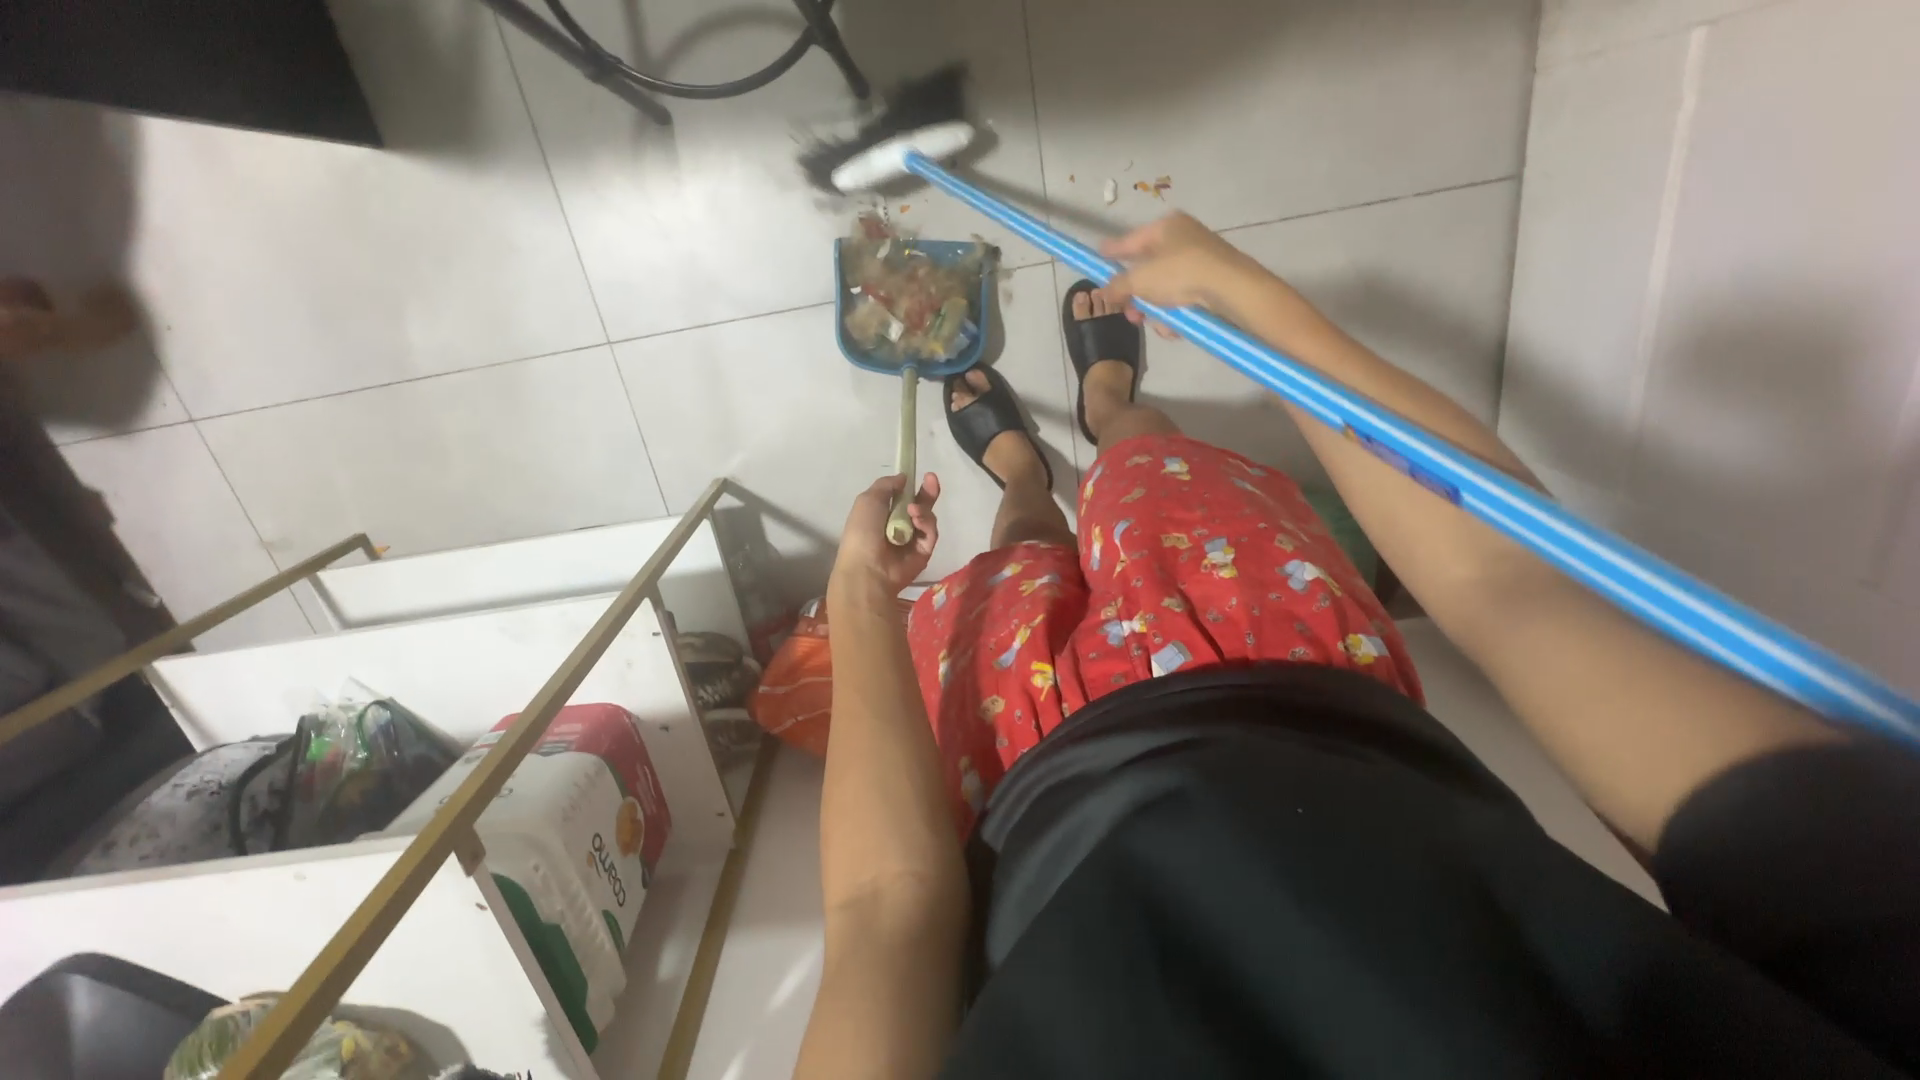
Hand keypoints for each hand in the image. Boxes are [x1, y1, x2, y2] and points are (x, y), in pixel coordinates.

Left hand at [831, 473, 940, 597]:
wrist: (868, 568)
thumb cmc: (862, 532)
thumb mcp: (868, 500)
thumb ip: (886, 485)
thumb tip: (903, 478)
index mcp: (882, 514)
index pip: (902, 497)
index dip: (911, 486)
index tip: (920, 474)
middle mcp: (899, 525)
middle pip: (919, 505)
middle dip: (927, 492)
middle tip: (932, 480)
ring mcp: (912, 539)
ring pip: (927, 517)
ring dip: (922, 509)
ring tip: (913, 510)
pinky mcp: (924, 551)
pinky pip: (930, 533)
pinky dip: (926, 524)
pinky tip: (916, 520)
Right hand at [1096, 212, 1273, 331]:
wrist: (1230, 287)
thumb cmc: (1180, 273)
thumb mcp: (1140, 280)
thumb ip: (1118, 286)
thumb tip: (1104, 292)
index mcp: (1165, 226)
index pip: (1129, 241)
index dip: (1112, 252)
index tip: (1098, 256)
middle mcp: (1182, 237)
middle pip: (1148, 269)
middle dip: (1137, 296)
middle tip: (1129, 313)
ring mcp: (1199, 258)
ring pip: (1165, 288)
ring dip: (1156, 309)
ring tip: (1156, 323)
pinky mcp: (1211, 280)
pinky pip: (1183, 296)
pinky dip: (1176, 312)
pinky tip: (1175, 326)